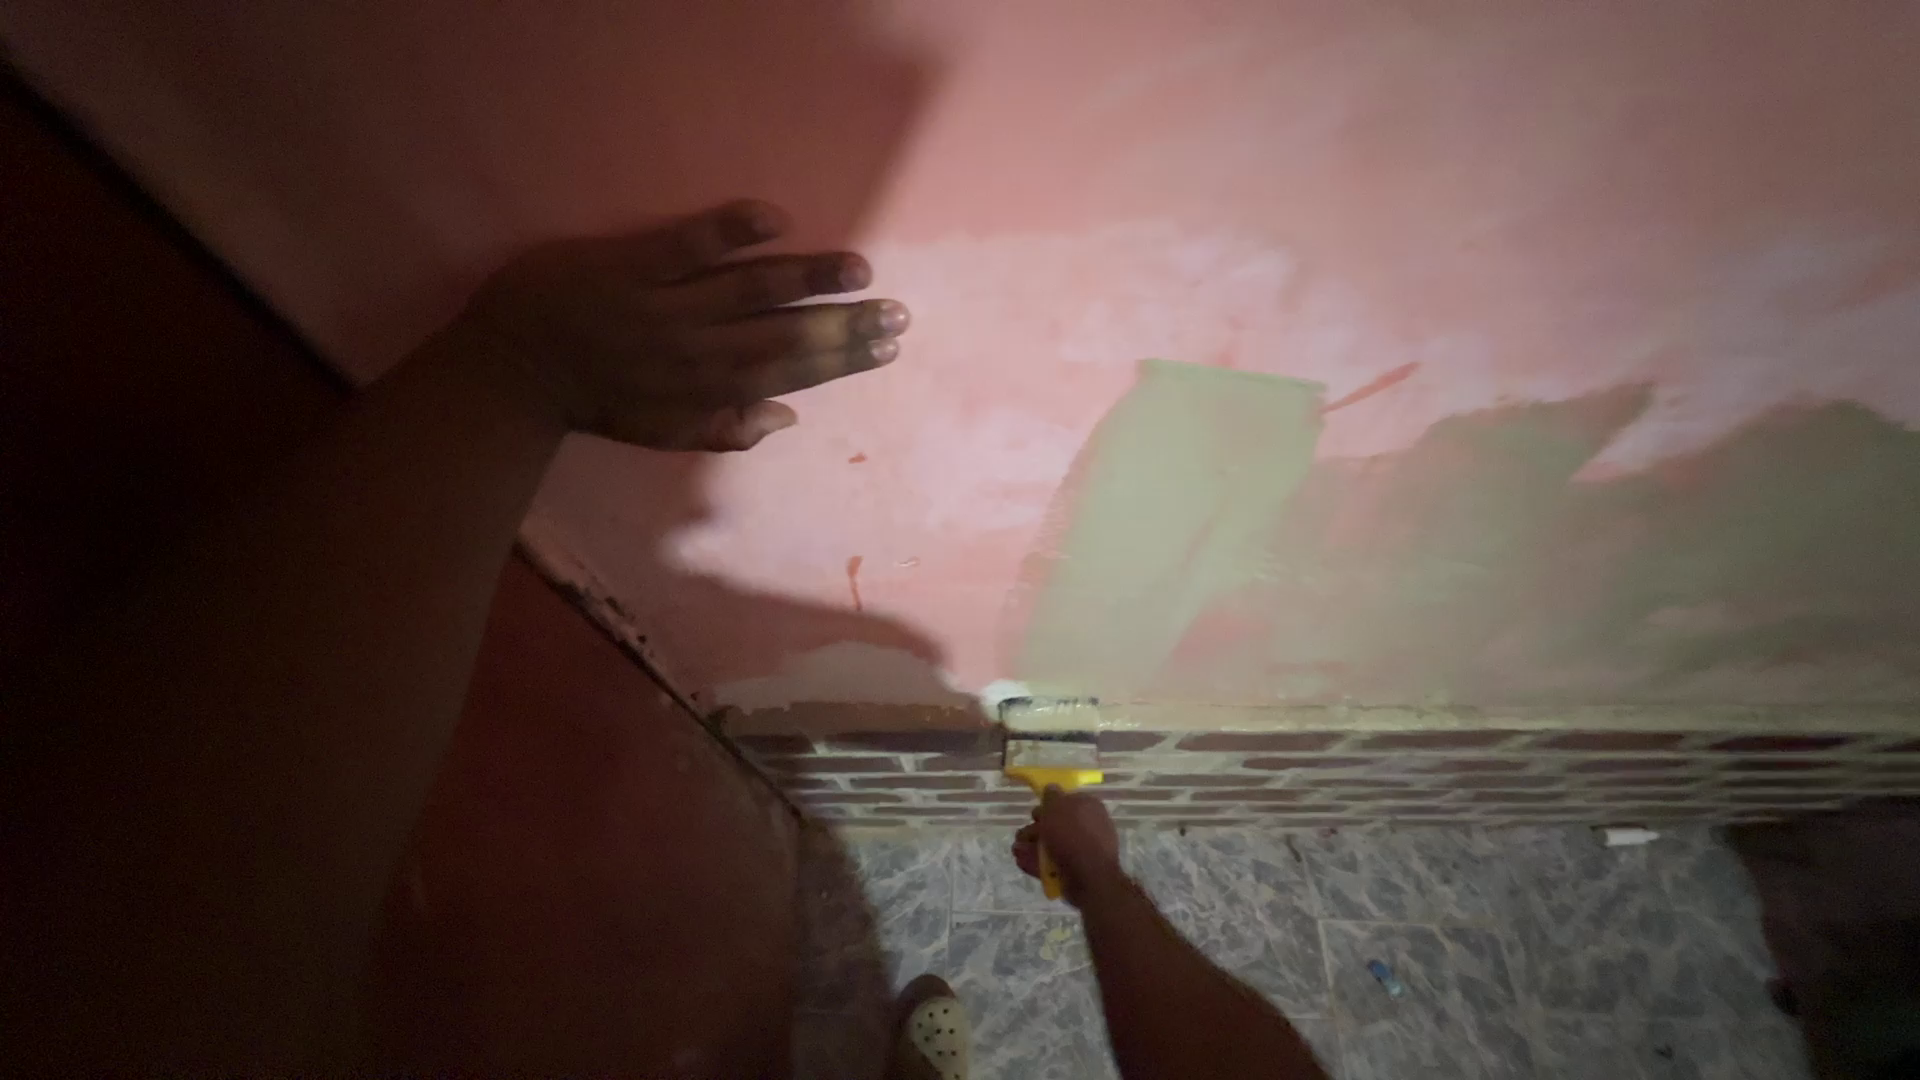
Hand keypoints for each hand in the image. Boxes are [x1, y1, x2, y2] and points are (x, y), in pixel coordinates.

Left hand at [457, 199, 907, 451]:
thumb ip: (728, 430)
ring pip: (750, 292)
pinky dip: (730, 233)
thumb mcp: (666, 434)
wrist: (516, 373)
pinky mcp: (631, 266)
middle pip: (787, 336)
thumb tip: (789, 418)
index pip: (794, 374)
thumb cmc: (599, 403)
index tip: (888, 348)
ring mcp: (668, 306)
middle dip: (846, 326)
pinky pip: (686, 246)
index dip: (845, 360)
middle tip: (896, 313)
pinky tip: (775, 220)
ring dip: (808, 281)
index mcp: (713, 390)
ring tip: (858, 271)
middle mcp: (702, 351)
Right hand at [1013, 788, 1122, 906]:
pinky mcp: (1075, 871)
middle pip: (1056, 824)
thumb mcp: (1057, 807)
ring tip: (1016, 849)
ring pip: (1052, 844)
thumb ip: (1051, 796)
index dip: (1049, 805)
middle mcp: (1088, 827)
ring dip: (1031, 846)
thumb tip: (1051, 788)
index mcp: (1089, 807)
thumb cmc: (1072, 835)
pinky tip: (1021, 861)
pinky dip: (1037, 862)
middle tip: (1022, 834)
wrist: (1090, 878)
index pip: (1067, 801)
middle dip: (1035, 829)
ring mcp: (1082, 851)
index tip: (1036, 812)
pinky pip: (1053, 863)